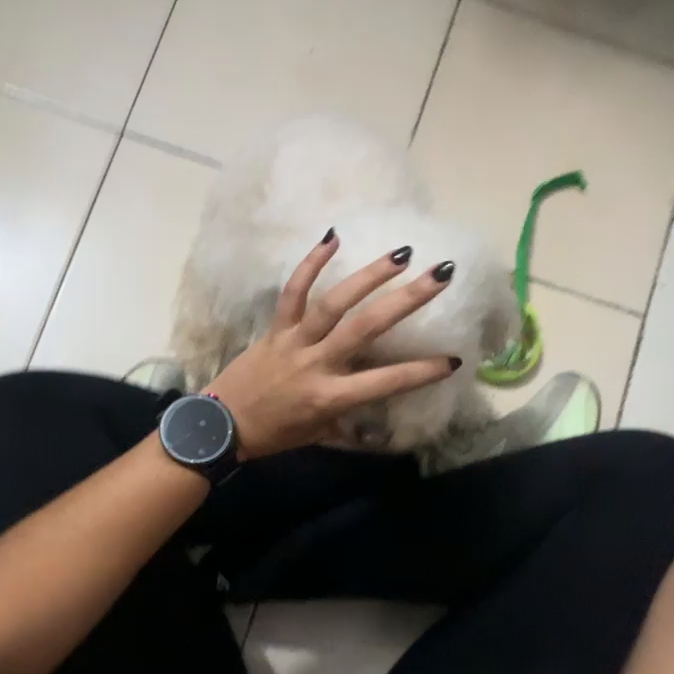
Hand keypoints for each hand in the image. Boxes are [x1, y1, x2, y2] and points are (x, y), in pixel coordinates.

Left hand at [204, 233, 460, 459]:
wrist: (220, 426)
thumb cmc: (274, 435)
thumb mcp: (319, 435)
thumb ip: (352, 422)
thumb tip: (384, 416)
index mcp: (330, 397)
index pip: (384, 383)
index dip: (420, 372)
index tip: (453, 360)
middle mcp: (316, 364)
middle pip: (365, 328)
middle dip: (406, 301)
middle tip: (440, 276)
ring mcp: (293, 342)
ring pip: (333, 303)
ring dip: (368, 276)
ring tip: (401, 255)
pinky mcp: (274, 328)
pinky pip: (292, 292)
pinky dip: (310, 264)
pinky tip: (332, 238)